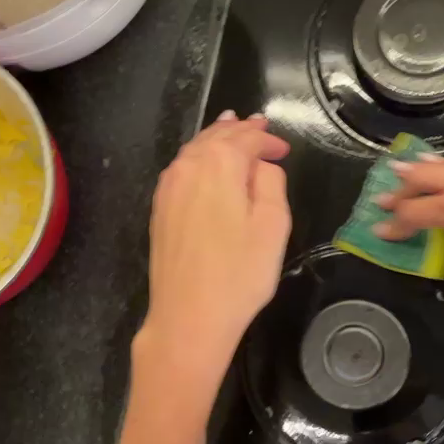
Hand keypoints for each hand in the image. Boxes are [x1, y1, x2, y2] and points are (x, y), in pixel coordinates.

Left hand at [138, 112, 291, 374]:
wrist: (188, 317)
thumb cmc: (239, 274)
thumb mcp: (273, 225)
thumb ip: (271, 183)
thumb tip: (260, 167)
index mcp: (218, 164)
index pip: (247, 139)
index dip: (268, 140)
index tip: (284, 148)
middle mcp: (187, 166)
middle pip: (216, 138)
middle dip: (240, 131)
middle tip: (259, 126)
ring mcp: (168, 188)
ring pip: (195, 151)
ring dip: (216, 140)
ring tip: (232, 131)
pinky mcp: (159, 210)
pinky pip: (182, 170)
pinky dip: (199, 159)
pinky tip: (205, 164)